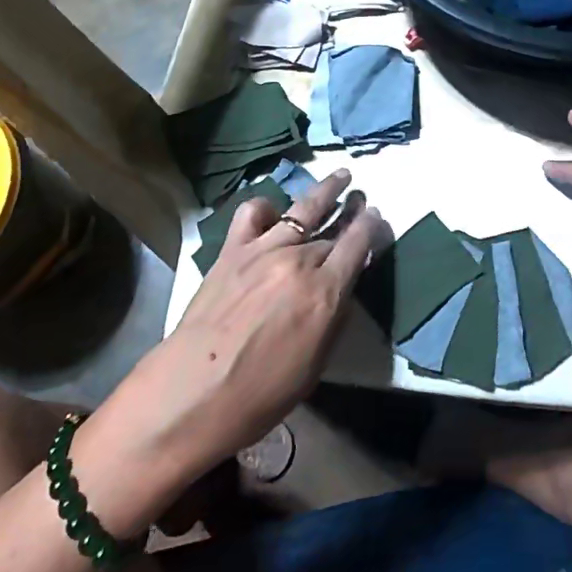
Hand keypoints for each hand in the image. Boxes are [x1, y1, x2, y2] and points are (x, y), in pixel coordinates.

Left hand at [86, 171, 391, 490]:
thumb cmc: (263, 392)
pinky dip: (268, 207)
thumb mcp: (317, 362)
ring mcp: (264, 249)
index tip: (378, 216)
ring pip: (303, 208)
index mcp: (326, 290)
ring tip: (340, 177)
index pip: (360, 242)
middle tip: (361, 201)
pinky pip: (253, 213)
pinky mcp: (232, 250)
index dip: (373, 226)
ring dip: (326, 190)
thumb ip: (334, 317)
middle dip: (352, 213)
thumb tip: (341, 288)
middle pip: (333, 228)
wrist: (193, 393)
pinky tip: (274, 210)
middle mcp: (299, 260)